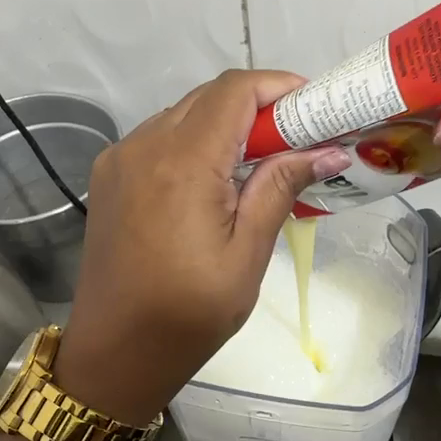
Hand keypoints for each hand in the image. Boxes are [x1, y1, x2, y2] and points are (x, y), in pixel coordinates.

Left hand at [52, 71, 348, 423]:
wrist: (114, 354)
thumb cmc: (188, 313)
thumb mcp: (247, 255)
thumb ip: (281, 188)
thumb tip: (330, 150)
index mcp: (182, 163)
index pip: (235, 91)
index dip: (278, 86)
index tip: (315, 107)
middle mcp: (145, 146)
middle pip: (209, 96)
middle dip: (259, 106)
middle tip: (299, 137)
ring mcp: (121, 158)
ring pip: (184, 113)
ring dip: (226, 123)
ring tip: (263, 160)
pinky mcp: (110, 175)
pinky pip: (160, 137)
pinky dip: (196, 141)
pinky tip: (217, 178)